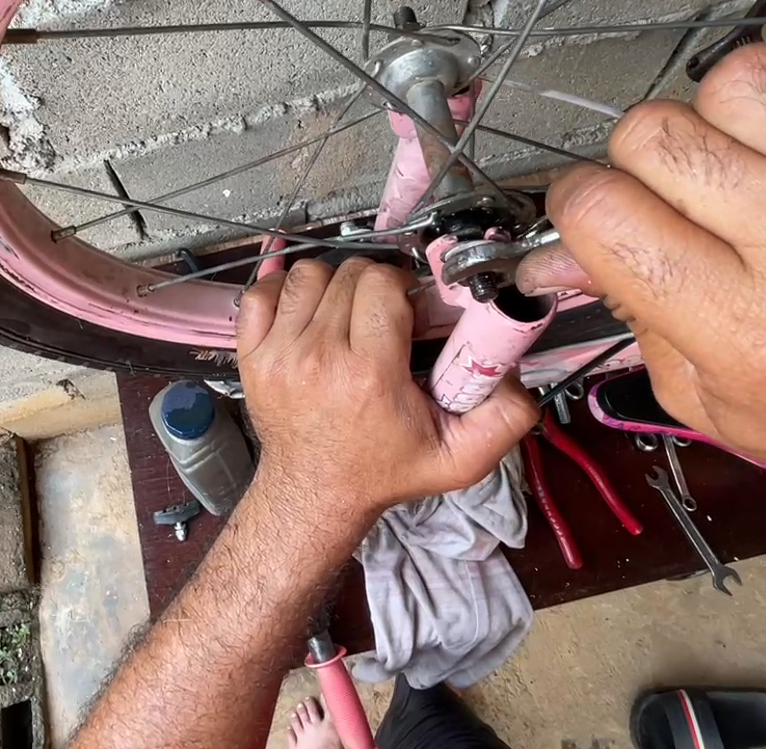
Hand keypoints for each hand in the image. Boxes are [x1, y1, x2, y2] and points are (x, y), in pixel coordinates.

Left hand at [237, 258, 537, 535]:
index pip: (382, 283)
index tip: (407, 308)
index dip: (401, 285)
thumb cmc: (383, 469)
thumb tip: (516, 370)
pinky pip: (261, 293)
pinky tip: (305, 311)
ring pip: (307, 275)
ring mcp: (277, 353)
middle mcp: (317, 356)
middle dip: (371, 284)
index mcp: (368, 374)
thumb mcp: (458, 458)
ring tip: (344, 313)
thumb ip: (504, 417)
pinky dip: (283, 292)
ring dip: (331, 285)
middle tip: (380, 312)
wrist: (316, 492)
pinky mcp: (250, 355)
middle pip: (347, 274)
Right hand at [518, 0, 765, 544]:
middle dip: (651, 163)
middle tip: (697, 196)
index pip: (597, 208)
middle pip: (655, 133)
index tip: (611, 216)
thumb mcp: (720, 408)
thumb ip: (627, 320)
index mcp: (756, 333)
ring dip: (737, 112)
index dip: (584, 205)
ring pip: (744, 75)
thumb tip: (549, 253)